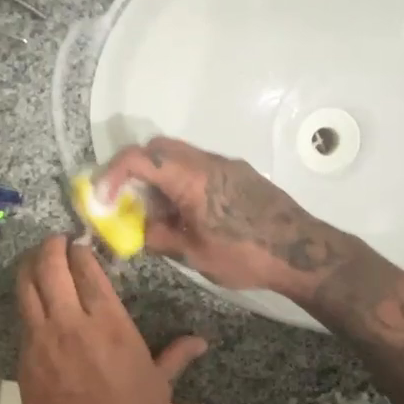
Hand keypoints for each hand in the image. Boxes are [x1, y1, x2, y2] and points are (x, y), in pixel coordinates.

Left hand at [15, 235, 205, 403]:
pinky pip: (23, 320)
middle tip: (55, 242)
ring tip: (37, 261)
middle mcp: (71, 322)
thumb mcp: (159, 387)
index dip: (80, 251)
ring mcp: (42, 340)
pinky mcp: (24, 359)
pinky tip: (34, 304)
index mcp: (110, 324)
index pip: (86, 270)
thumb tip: (202, 341)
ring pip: (27, 288)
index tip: (81, 244)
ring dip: (30, 268)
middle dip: (51, 247)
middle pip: (50, 268)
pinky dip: (27, 303)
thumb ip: (176, 356)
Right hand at [101, 136, 345, 296]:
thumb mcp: (194, 254)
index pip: (139, 158)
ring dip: (158, 178)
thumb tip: (137, 231)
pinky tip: (184, 214)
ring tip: (155, 213)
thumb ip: (159, 237)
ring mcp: (226, 165)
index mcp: (192, 177)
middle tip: (124, 201)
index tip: (102, 198)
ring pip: (179, 157)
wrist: (301, 252)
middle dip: (132, 171)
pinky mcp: (240, 175)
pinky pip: (199, 168)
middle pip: (157, 149)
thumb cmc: (246, 255)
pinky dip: (180, 182)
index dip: (112, 174)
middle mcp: (207, 161)